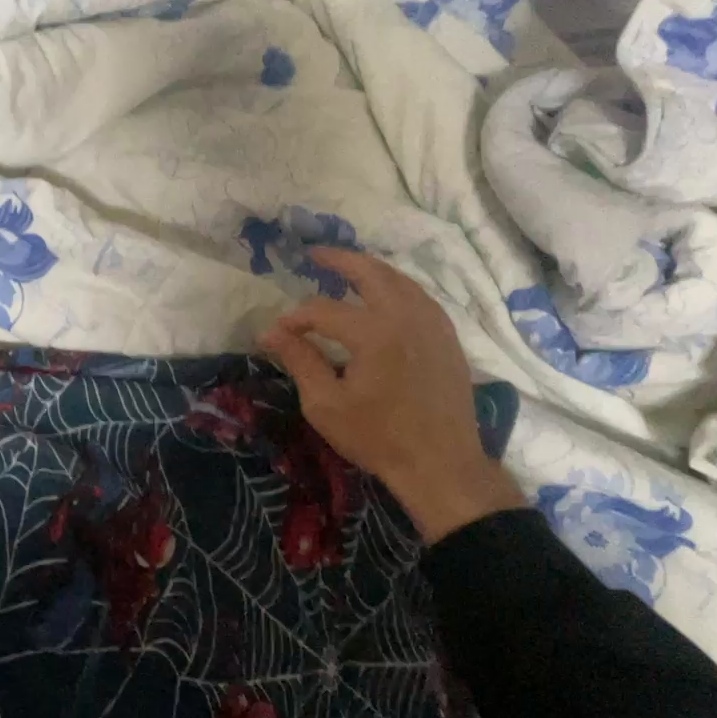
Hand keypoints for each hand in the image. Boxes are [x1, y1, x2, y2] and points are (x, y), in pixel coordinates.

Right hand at [259, 247, 522, 543]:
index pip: (322, 310)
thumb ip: (300, 360)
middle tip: (314, 254)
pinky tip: (384, 296)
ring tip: (347, 269)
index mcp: (374, 333)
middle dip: (340, 261)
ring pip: (401, 281)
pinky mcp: (447, 338)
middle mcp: (407, 317)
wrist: (440, 463)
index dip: (293, 320)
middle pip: (371, 273)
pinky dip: (396, 287)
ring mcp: (434, 324)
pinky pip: (420, 297)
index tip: (274, 336)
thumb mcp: (325, 404)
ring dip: (371, 270)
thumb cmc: (377, 437)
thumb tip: (269, 333)